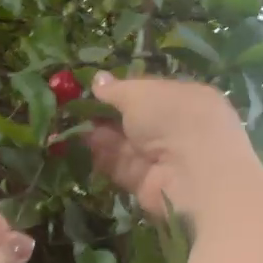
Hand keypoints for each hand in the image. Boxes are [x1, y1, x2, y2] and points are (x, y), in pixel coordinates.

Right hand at [84, 71, 257, 218]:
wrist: (193, 174)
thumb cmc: (173, 119)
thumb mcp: (140, 93)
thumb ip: (116, 89)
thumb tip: (97, 79)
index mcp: (187, 98)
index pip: (151, 92)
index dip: (122, 90)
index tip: (94, 89)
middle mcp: (177, 127)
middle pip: (136, 119)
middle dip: (107, 114)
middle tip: (75, 108)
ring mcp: (163, 157)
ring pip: (126, 143)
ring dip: (100, 134)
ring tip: (69, 124)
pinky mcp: (148, 183)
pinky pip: (122, 166)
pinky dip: (102, 157)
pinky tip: (79, 145)